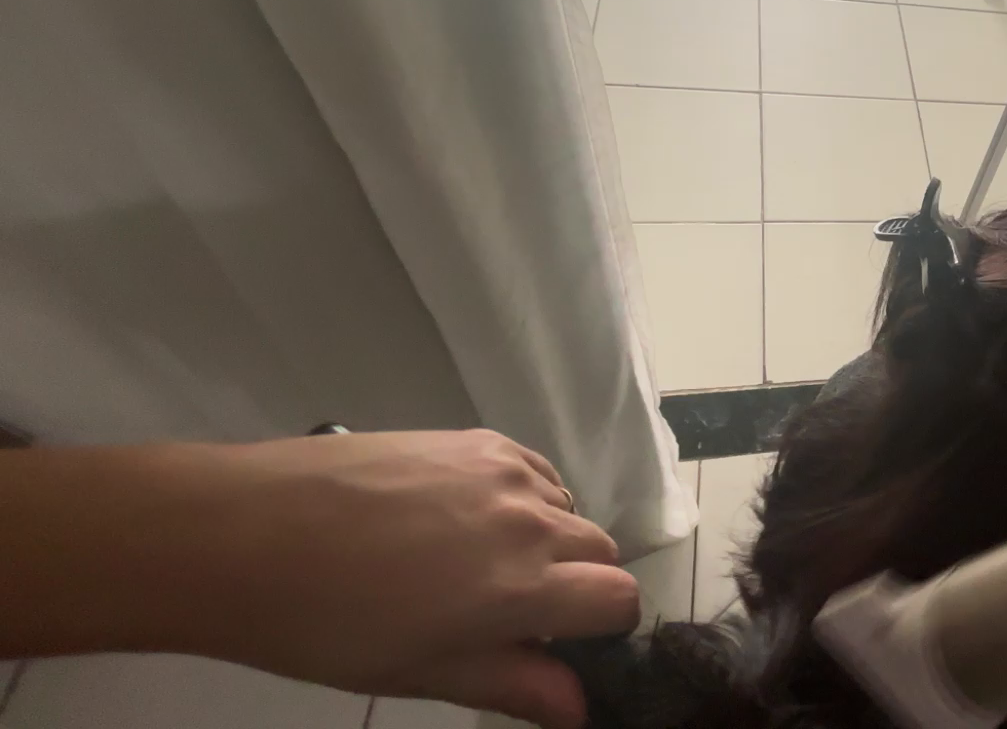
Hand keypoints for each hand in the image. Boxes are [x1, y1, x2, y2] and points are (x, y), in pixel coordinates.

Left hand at [0, 431, 638, 728]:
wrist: (252, 531)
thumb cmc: (329, 623)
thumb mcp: (421, 672)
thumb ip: (515, 685)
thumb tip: (580, 710)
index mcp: (522, 587)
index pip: (618, 597)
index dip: (608, 624)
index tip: (574, 640)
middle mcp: (536, 522)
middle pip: (604, 550)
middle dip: (580, 581)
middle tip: (517, 605)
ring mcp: (516, 473)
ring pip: (570, 511)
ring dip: (549, 538)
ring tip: (479, 556)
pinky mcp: (491, 441)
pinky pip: (540, 474)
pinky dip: (527, 500)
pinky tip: (470, 516)